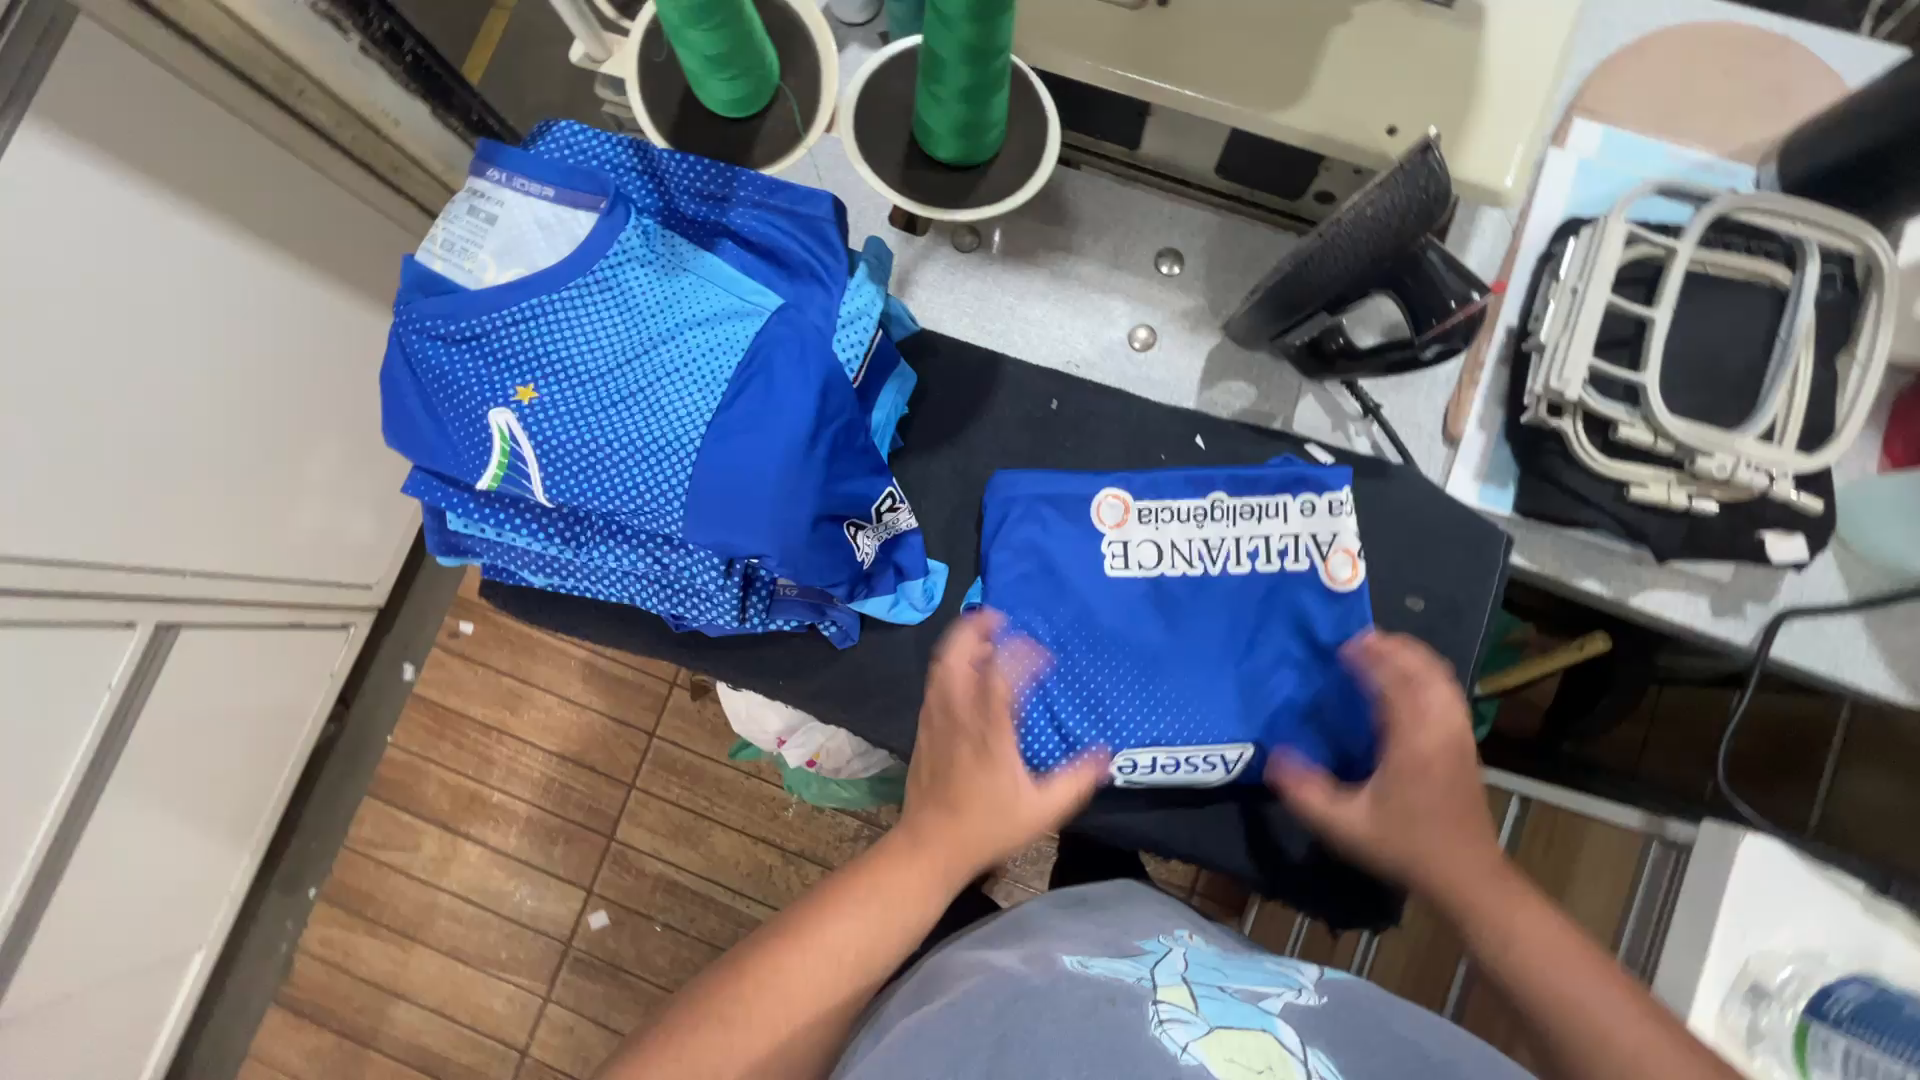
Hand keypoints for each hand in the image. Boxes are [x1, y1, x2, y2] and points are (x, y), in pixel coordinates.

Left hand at [897, 610, 1108, 883]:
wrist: (929, 845)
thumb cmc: (986, 827)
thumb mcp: (1042, 811)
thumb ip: (1075, 780)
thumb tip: (1107, 754)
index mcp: (989, 729)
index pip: (1002, 672)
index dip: (1023, 652)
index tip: (1045, 654)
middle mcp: (957, 713)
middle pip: (958, 653)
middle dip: (976, 628)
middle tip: (1000, 618)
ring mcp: (935, 717)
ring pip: (942, 663)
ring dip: (962, 642)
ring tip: (985, 635)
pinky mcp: (923, 725)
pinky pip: (935, 680)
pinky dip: (950, 662)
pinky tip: (966, 669)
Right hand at [1265, 630, 1502, 899]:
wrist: (1467, 877)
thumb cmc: (1404, 846)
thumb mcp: (1344, 825)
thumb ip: (1305, 792)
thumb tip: (1274, 756)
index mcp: (1413, 741)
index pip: (1394, 681)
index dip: (1369, 658)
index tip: (1341, 645)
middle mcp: (1441, 728)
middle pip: (1425, 668)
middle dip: (1393, 648)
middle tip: (1358, 640)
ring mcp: (1459, 734)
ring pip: (1442, 677)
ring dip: (1412, 657)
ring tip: (1381, 651)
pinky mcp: (1465, 744)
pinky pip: (1448, 692)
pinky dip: (1426, 674)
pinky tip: (1407, 682)